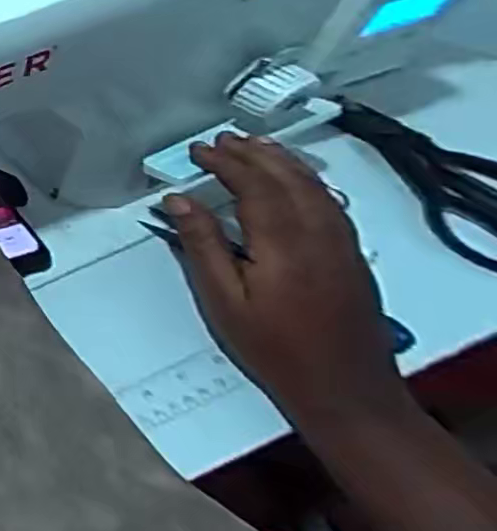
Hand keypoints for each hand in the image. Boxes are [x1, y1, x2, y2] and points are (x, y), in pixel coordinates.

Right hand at [165, 133, 406, 424]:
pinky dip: (308, 184)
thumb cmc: (272, 346)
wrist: (344, 391)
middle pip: (293, 184)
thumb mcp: (221, 297)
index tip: (199, 150)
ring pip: (318, 192)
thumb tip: (179, 201)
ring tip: (256, 146)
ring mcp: (344, 251)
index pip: (258, 190)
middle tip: (222, 140)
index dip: (227, 164)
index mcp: (285, 249)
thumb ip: (201, 244)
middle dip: (256, 157)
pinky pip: (332, 208)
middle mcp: (322, 242)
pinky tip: (292, 180)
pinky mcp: (352, 261)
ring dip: (285, 165)